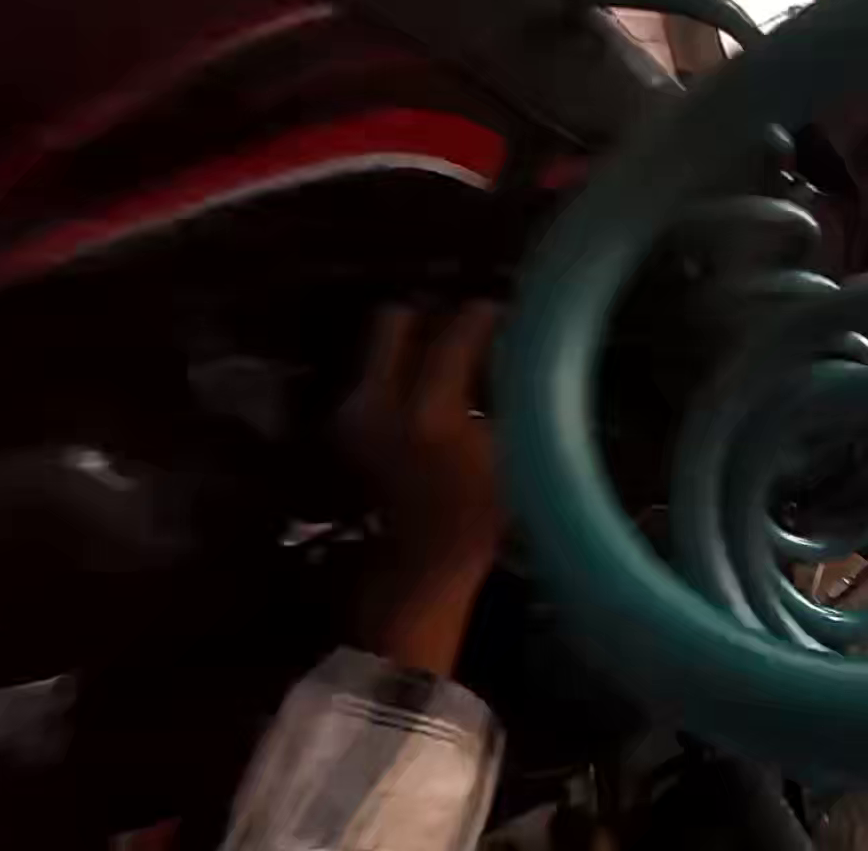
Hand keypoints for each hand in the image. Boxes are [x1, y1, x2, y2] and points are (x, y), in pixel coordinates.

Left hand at [340, 302, 505, 672]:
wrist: (426, 556)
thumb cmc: (485, 504)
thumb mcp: (515, 446)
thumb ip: (513, 390)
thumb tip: (520, 344)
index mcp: (428, 412)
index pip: (455, 335)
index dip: (484, 315)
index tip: (509, 311)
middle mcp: (377, 402)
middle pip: (398, 320)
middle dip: (439, 317)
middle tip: (476, 331)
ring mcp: (353, 411)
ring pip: (386, 342)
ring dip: (425, 340)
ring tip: (464, 358)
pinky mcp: (347, 420)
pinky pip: (381, 367)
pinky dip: (412, 364)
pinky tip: (444, 386)